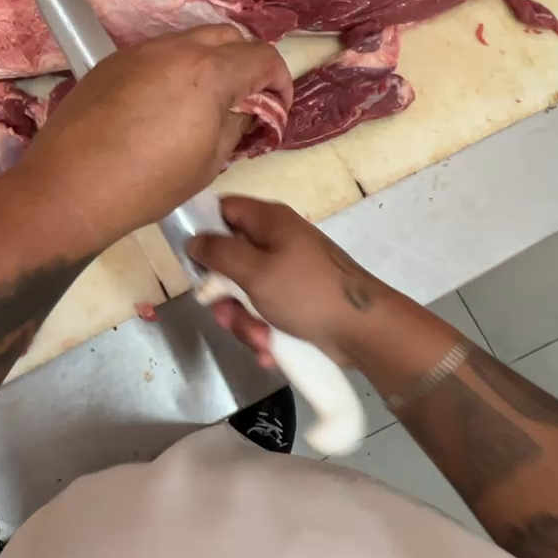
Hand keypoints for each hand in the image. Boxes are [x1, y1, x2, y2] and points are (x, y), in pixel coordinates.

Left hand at [7, 26, 292, 249]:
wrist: (69, 187)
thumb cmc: (145, 185)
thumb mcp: (207, 163)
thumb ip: (235, 125)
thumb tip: (243, 109)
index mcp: (207, 72)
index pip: (261, 56)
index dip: (278, 81)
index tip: (274, 107)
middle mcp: (173, 50)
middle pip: (226, 36)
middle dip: (244, 63)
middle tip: (242, 100)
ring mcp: (137, 52)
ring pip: (187, 42)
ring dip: (206, 63)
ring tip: (201, 104)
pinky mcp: (109, 63)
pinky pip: (153, 55)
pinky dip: (170, 70)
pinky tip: (160, 106)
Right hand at [187, 196, 383, 356]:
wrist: (364, 331)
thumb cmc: (306, 292)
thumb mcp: (254, 271)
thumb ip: (218, 253)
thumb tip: (193, 240)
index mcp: (268, 221)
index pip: (222, 209)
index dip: (203, 230)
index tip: (193, 260)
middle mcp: (277, 241)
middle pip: (229, 259)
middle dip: (224, 294)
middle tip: (224, 314)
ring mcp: (287, 272)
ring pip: (244, 292)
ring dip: (243, 320)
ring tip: (258, 339)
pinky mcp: (296, 300)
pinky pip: (265, 310)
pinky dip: (263, 330)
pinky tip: (269, 348)